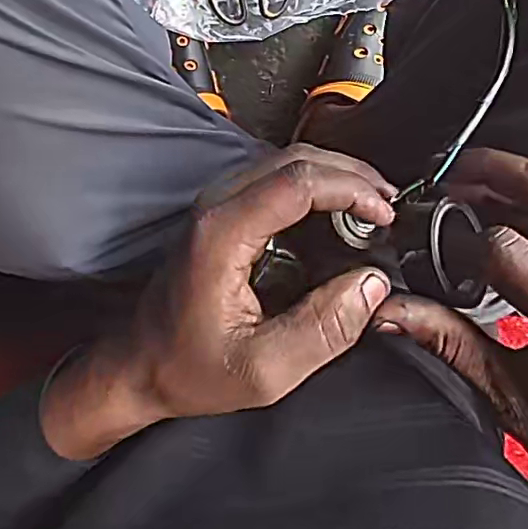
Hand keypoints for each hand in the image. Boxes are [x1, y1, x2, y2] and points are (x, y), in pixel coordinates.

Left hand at [42, 148, 395, 460]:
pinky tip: (337, 208)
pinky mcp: (222, 213)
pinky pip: (274, 179)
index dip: (350, 188)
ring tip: (372, 202)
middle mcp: (216, 208)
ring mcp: (216, 205)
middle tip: (387, 201)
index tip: (383, 211)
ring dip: (334, 174)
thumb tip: (370, 286)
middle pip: (294, 159)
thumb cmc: (186, 367)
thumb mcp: (264, 369)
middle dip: (350, 172)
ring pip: (285, 161)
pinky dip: (314, 185)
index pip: (298, 181)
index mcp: (222, 235)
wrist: (140, 363)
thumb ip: (324, 328)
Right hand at [372, 149, 527, 528]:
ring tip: (476, 194)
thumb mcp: (518, 406)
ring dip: (525, 188)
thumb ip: (451, 343)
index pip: (512, 251)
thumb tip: (394, 311)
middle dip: (501, 171)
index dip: (459, 239)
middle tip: (454, 171)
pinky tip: (518, 225)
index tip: (431, 242)